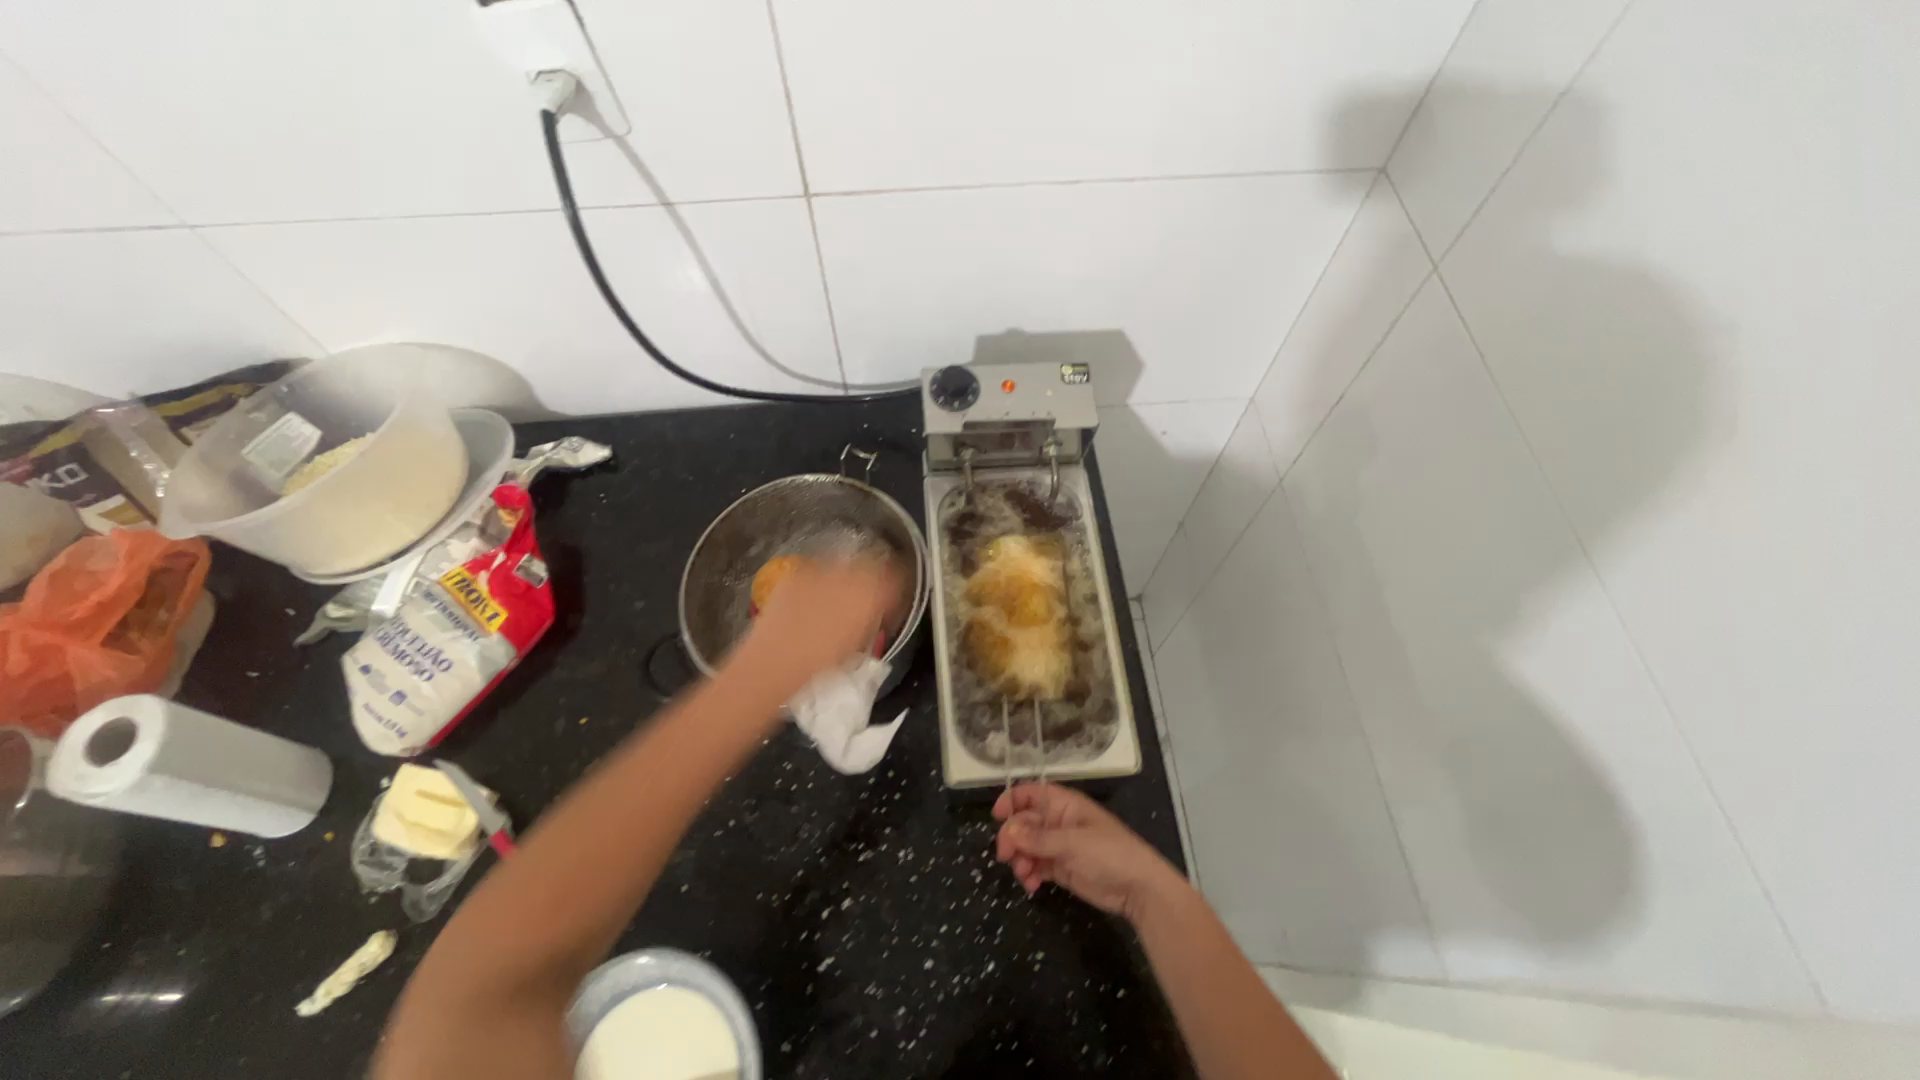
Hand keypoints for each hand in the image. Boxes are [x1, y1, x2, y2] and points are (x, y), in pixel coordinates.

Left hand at [731, 556, 903, 690]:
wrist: (773, 663)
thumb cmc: (820, 665)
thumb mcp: (859, 646)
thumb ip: (873, 620)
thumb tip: (878, 611)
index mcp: (871, 594)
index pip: (896, 577)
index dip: (897, 589)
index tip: (892, 603)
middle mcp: (848, 574)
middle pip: (872, 565)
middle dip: (872, 579)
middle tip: (866, 601)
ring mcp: (819, 569)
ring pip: (844, 564)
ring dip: (847, 577)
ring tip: (838, 599)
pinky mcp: (795, 573)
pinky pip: (816, 570)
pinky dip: (820, 580)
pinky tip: (813, 599)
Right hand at [993, 783, 1187, 922]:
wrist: (1138, 889)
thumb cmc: (1110, 854)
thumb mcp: (1073, 842)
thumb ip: (1039, 837)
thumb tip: (1009, 830)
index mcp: (1065, 805)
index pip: (1033, 793)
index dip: (1013, 800)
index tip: (997, 816)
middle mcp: (1059, 822)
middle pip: (1025, 822)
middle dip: (1013, 837)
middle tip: (1006, 856)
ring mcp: (1060, 846)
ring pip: (1027, 846)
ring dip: (1020, 859)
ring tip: (1024, 874)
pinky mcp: (1061, 868)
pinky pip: (1036, 865)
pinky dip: (1029, 874)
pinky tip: (1032, 885)